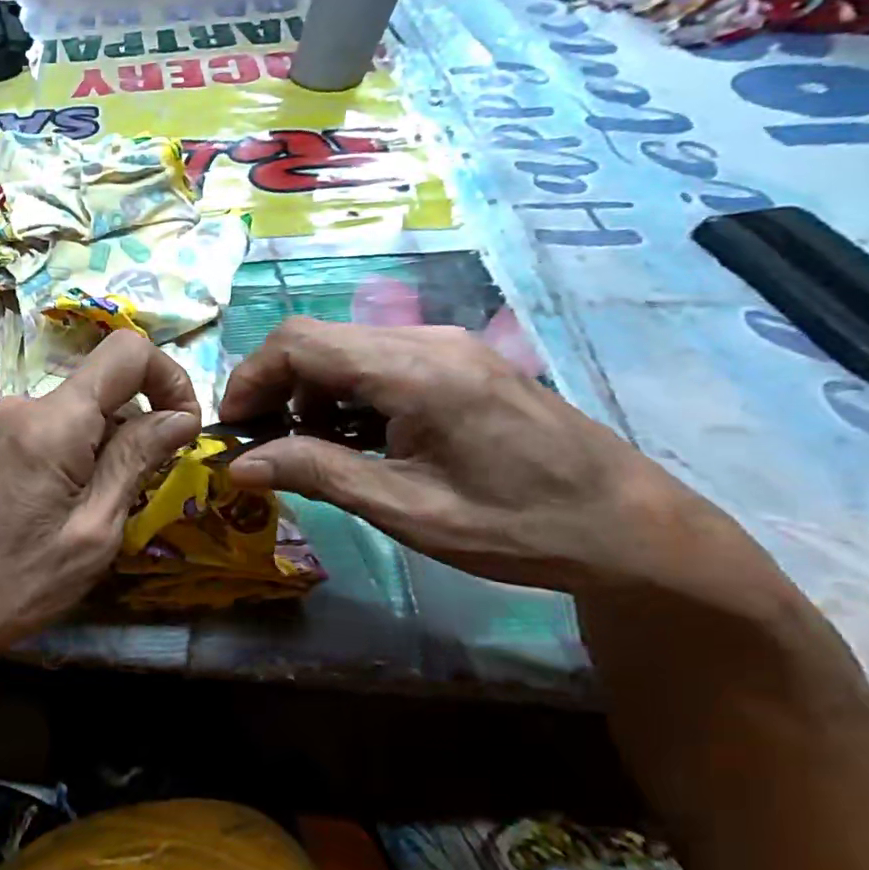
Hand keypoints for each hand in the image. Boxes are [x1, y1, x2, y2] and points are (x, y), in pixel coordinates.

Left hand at [0, 330, 201, 717]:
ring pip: (83, 408)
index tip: (184, 427)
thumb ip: (136, 460)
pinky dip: (83, 450)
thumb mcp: (95, 529)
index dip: (169, 377)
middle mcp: (24, 405)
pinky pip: (56, 427)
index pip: (125, 352)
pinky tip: (75, 502)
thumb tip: (182, 416)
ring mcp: (5, 422)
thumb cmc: (23, 581)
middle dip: (141, 420)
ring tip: (108, 505)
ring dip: (112, 442)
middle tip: (149, 484)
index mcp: (52, 421)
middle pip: (104, 383)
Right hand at [218, 317, 750, 594]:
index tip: (234, 430)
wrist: (634, 530)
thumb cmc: (519, 526)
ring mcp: (444, 347)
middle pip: (313, 339)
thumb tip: (236, 466)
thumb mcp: (407, 510)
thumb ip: (317, 475)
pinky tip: (354, 439)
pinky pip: (372, 361)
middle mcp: (426, 342)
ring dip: (304, 393)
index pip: (298, 343)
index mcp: (417, 372)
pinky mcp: (454, 362)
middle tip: (261, 443)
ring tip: (308, 450)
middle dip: (271, 387)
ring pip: (339, 349)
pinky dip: (340, 395)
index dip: (249, 380)